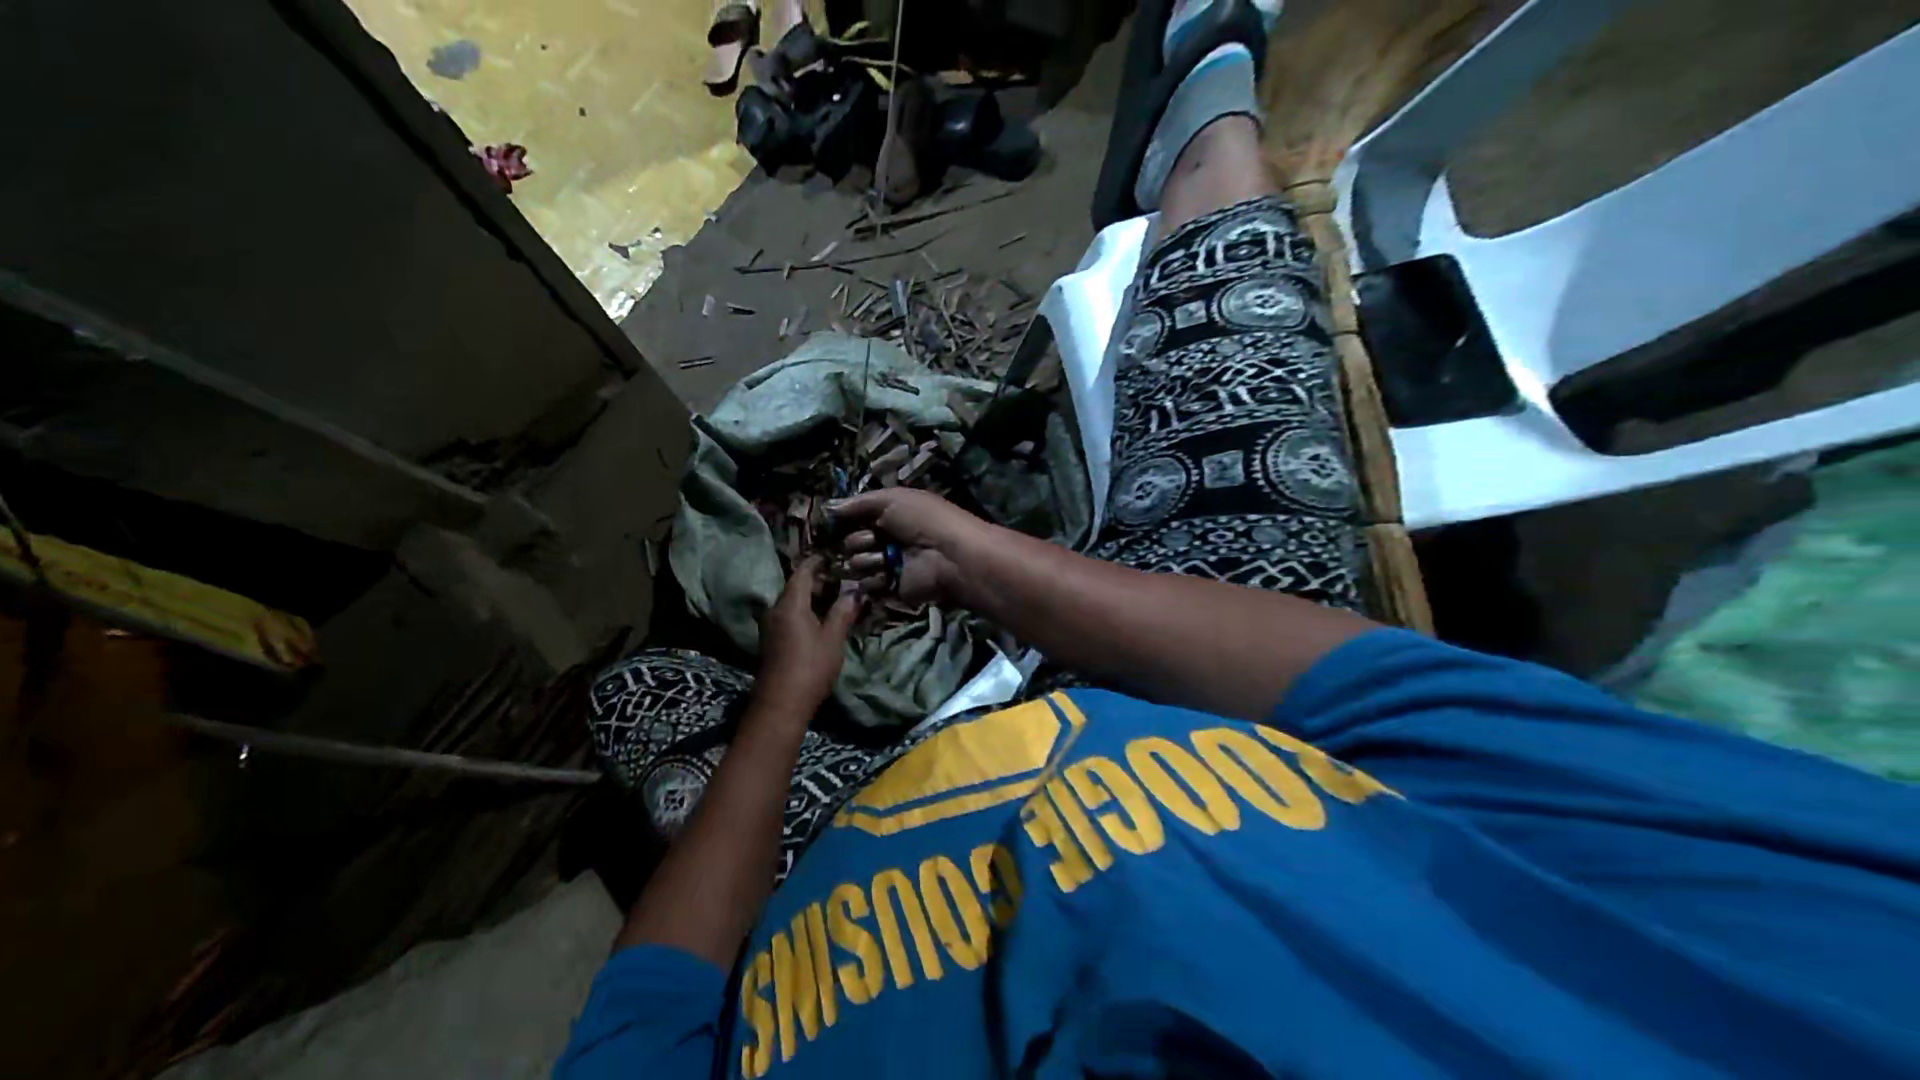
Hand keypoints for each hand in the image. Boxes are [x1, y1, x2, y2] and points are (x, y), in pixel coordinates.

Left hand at [756, 557, 860, 713]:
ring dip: (812, 598)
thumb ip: (843, 612)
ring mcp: (770, 626)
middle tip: (842, 579)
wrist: (780, 705)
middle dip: (818, 581)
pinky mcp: (771, 641)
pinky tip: (821, 620)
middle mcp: (775, 610)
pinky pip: (788, 616)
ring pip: (792, 602)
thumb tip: (855, 592)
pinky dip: (805, 611)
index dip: (817, 562)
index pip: (803, 573)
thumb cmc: (810, 668)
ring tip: (836, 599)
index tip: (834, 557)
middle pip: (795, 587)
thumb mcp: (833, 639)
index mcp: (790, 604)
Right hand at [830, 489, 994, 605]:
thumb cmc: (923, 520)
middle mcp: (885, 540)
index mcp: (889, 516)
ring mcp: (887, 566)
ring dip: (868, 560)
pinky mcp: (890, 588)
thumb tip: (828, 507)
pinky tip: (888, 574)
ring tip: (888, 558)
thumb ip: (858, 503)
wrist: (948, 555)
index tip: (835, 522)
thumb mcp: (891, 499)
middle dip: (860, 541)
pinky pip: (866, 586)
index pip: (854, 519)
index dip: (845, 522)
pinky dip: (874, 580)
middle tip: (878, 540)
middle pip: (850, 543)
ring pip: (855, 565)